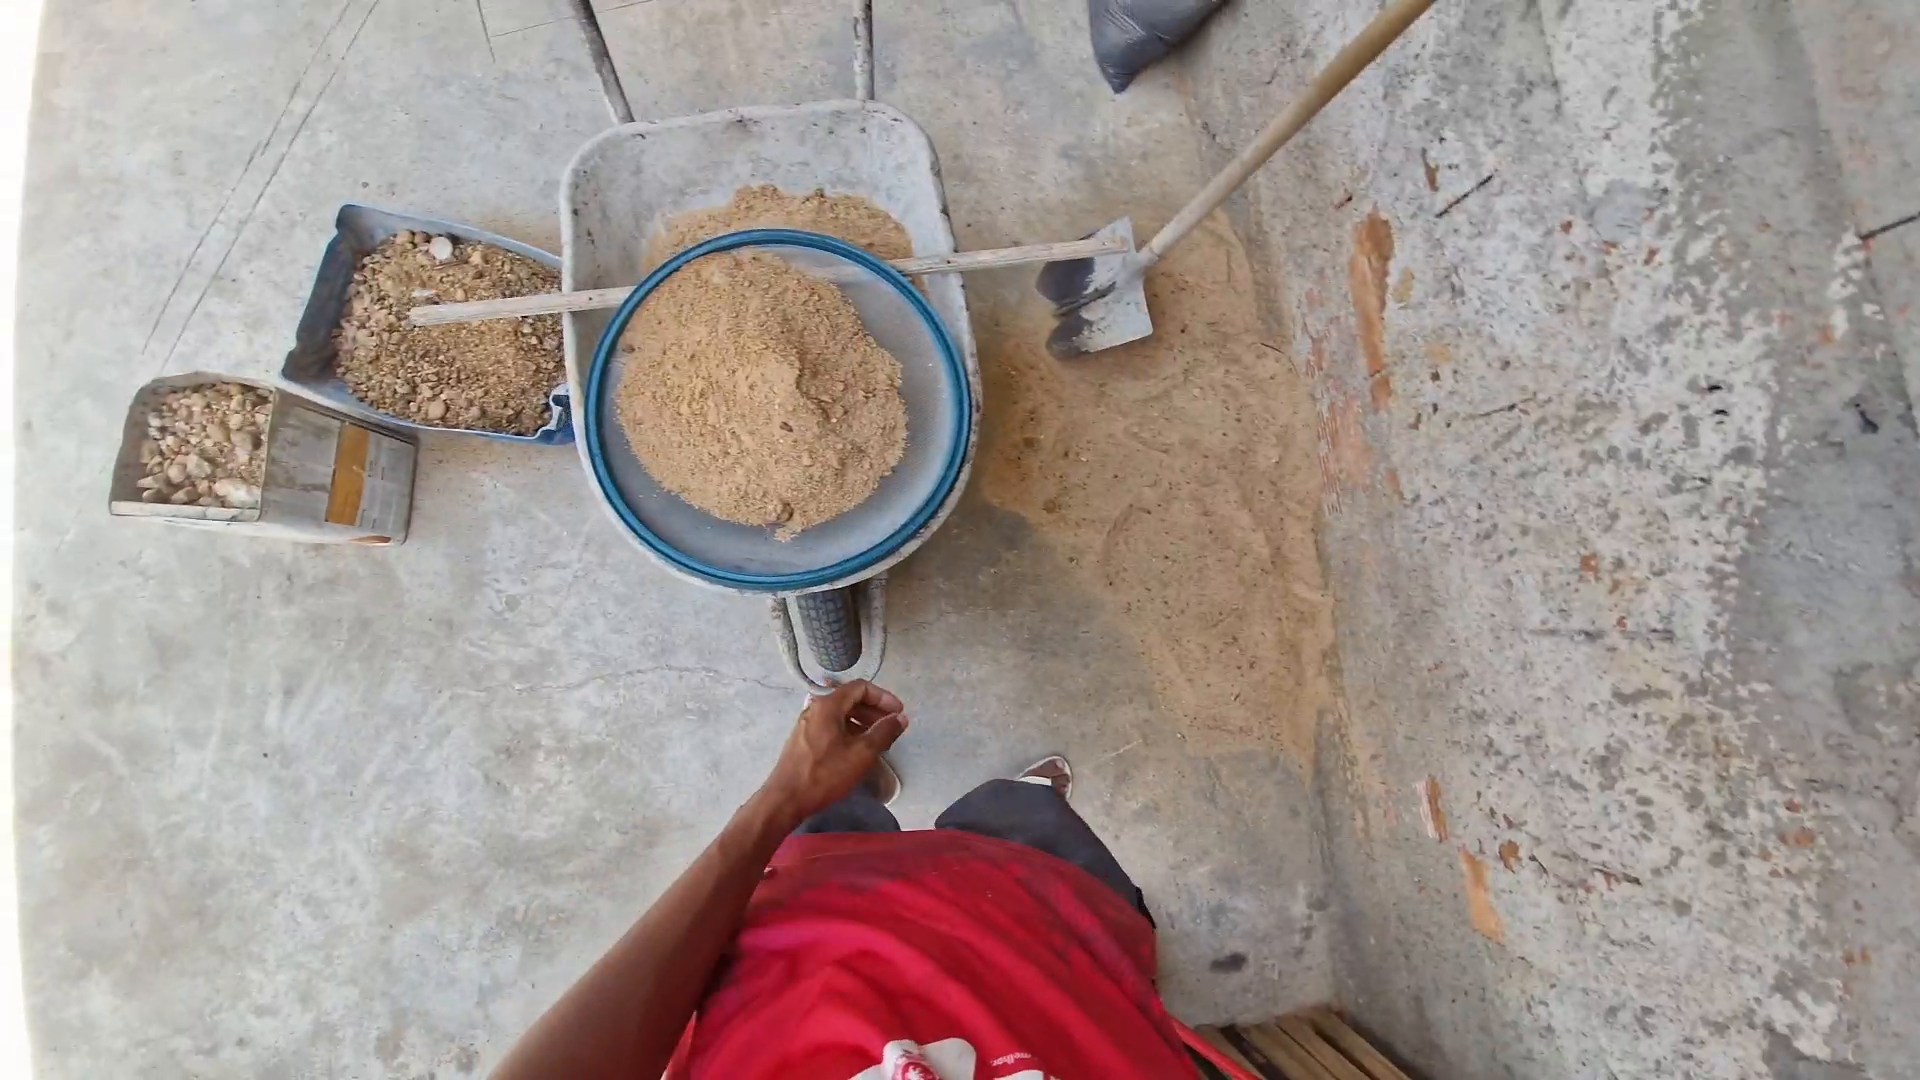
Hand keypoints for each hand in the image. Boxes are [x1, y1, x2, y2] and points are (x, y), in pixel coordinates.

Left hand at [757, 680, 907, 825]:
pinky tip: (858, 749)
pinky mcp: (804, 739)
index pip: (861, 688)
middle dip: (875, 710)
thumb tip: (900, 718)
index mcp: (828, 705)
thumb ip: (884, 732)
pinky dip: (850, 731)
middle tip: (892, 727)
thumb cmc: (825, 774)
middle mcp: (815, 708)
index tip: (898, 712)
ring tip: (879, 740)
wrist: (785, 800)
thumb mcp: (861, 753)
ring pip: (841, 715)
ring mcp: (807, 724)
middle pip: (851, 699)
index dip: (883, 697)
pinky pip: (832, 726)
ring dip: (863, 722)